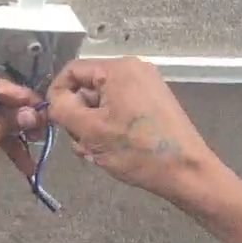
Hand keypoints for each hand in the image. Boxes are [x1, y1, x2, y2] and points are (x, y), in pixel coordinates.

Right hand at [26, 58, 224, 205]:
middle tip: (81, 144)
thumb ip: (62, 108)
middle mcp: (134, 70)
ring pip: (102, 102)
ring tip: (97, 152)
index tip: (55, 121)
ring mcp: (147, 86)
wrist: (188, 173)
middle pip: (87, 87)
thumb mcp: (90, 130)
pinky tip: (112, 149)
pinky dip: (110, 126)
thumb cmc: (138, 150)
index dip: (57, 94)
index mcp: (118, 69)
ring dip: (92, 126)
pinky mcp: (154, 103)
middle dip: (78, 116)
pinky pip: (119, 108)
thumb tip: (53, 100)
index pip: (72, 71)